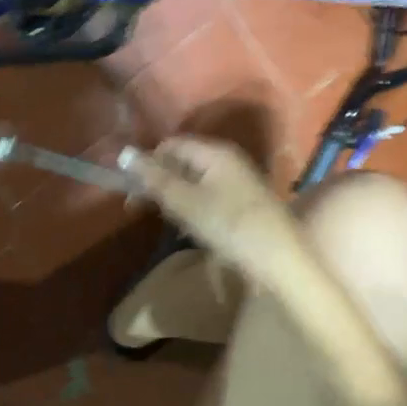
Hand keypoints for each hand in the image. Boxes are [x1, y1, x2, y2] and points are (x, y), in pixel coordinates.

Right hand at [120, 137, 306, 279]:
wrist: (281, 260)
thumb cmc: (230, 226)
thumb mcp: (186, 202)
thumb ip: (155, 178)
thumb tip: (125, 154)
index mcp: (216, 153)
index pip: (172, 145)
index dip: (149, 163)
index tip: (132, 190)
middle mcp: (229, 161)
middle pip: (184, 162)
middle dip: (161, 183)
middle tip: (141, 209)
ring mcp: (239, 183)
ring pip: (195, 182)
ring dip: (177, 199)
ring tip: (170, 223)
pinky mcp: (245, 205)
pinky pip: (210, 198)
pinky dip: (195, 210)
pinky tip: (192, 232)